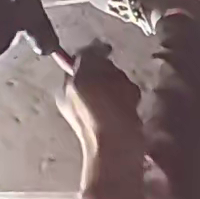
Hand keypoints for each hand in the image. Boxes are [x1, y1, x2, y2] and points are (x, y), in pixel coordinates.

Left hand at [56, 45, 144, 194]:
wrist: (118, 148)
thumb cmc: (101, 113)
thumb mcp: (87, 77)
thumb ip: (87, 59)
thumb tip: (95, 49)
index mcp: (67, 89)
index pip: (81, 60)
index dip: (97, 56)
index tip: (108, 54)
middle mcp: (79, 99)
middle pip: (101, 71)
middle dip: (112, 73)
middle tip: (117, 82)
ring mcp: (98, 110)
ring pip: (116, 83)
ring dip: (124, 85)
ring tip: (127, 97)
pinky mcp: (116, 119)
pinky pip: (126, 98)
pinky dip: (130, 99)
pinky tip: (132, 107)